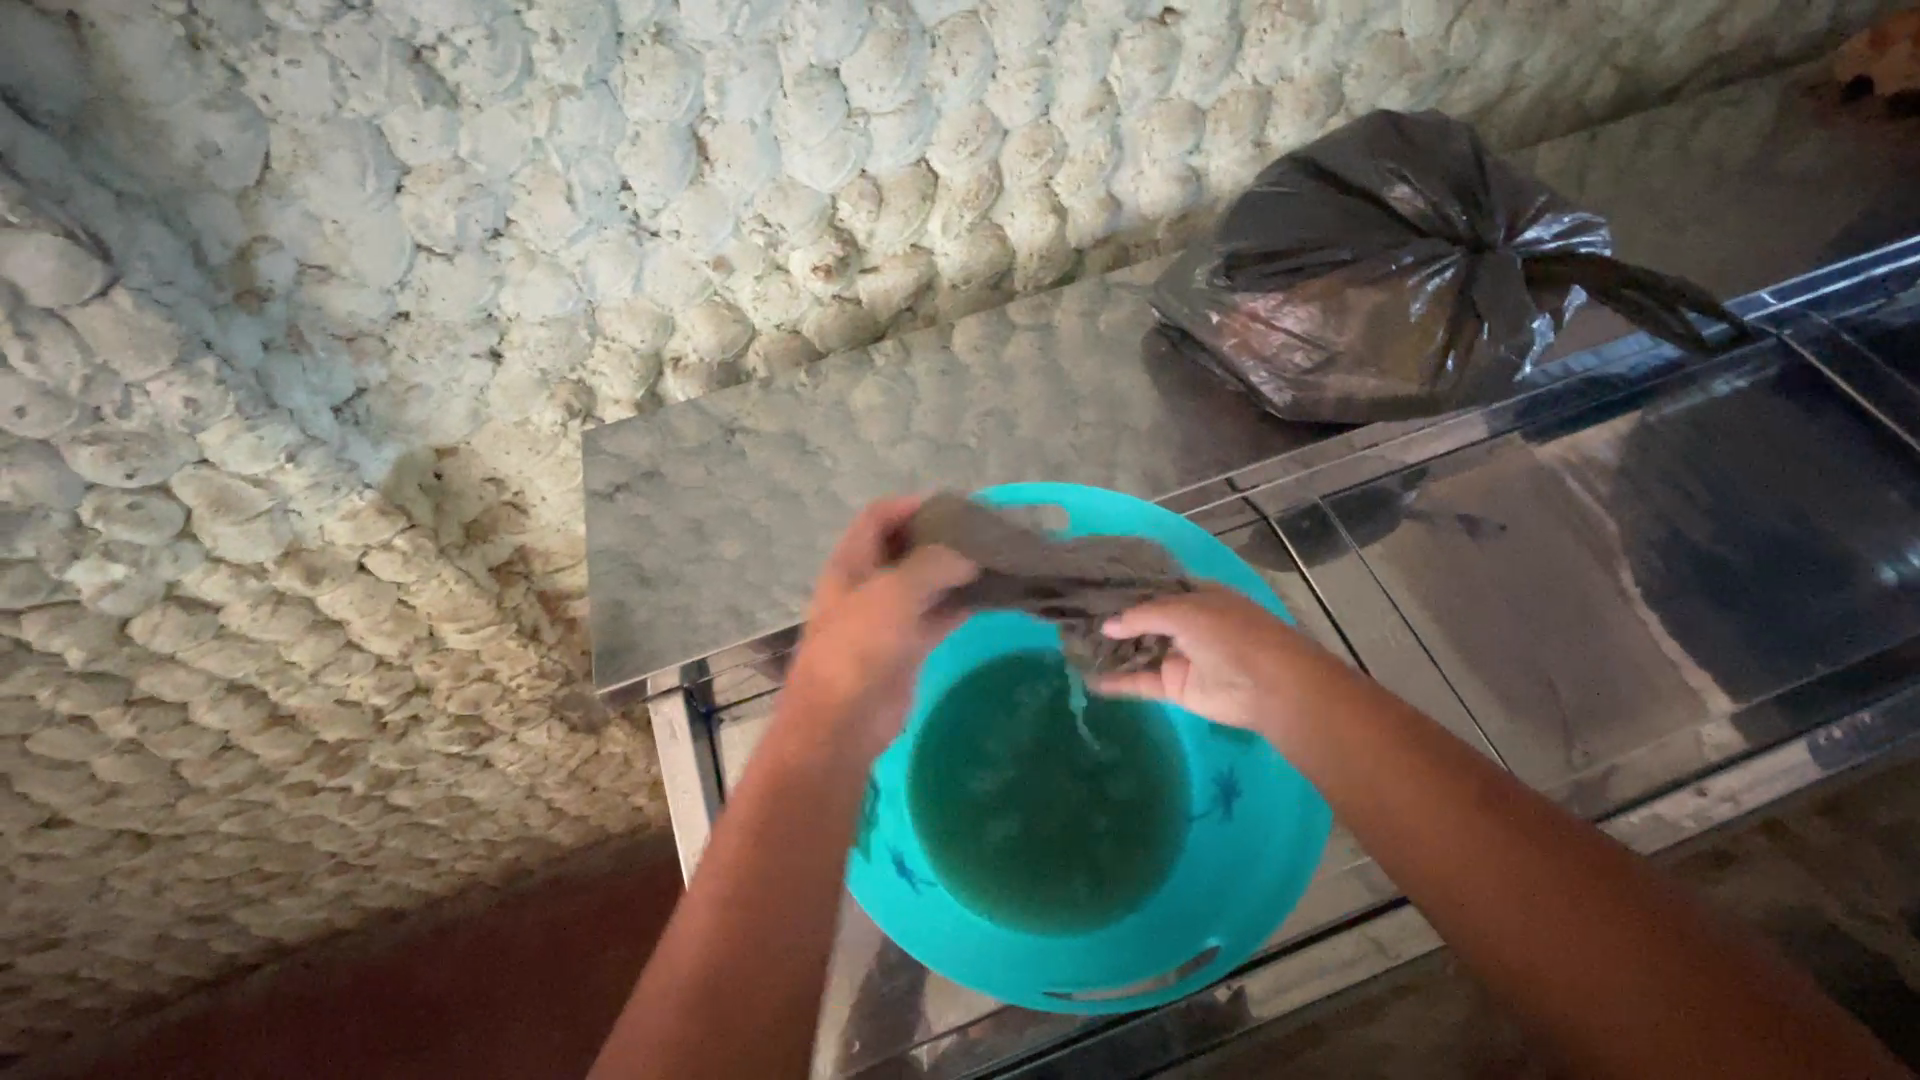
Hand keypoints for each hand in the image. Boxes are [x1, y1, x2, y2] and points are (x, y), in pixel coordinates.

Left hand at [779, 497, 977, 762]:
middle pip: (905, 548)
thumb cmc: (859, 647)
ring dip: (955, 572)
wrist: (842, 722)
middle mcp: (867, 585)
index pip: (880, 517)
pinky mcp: (905, 647)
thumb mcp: (894, 593)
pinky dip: (961, 604)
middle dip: (941, 538)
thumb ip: (933, 564)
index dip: (913, 505)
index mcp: (851, 563)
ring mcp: (886, 618)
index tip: (957, 506)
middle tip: (985, 532)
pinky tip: (991, 596)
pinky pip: (936, 616)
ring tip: (996, 560)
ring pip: (925, 584)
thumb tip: (970, 553)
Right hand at [1090, 586, 1346, 747]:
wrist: (1268, 684)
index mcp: (1195, 597)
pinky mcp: (1174, 687)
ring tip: (1073, 647)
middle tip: (1073, 620)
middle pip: (1141, 622)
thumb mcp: (1184, 611)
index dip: (1125, 591)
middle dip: (1112, 622)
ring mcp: (1179, 657)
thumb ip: (1142, 616)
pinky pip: (1140, 682)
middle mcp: (1185, 625)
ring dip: (1110, 651)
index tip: (1090, 590)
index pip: (1153, 590)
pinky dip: (1117, 682)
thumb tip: (1106, 625)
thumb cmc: (1231, 633)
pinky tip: (1089, 680)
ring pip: (1138, 652)